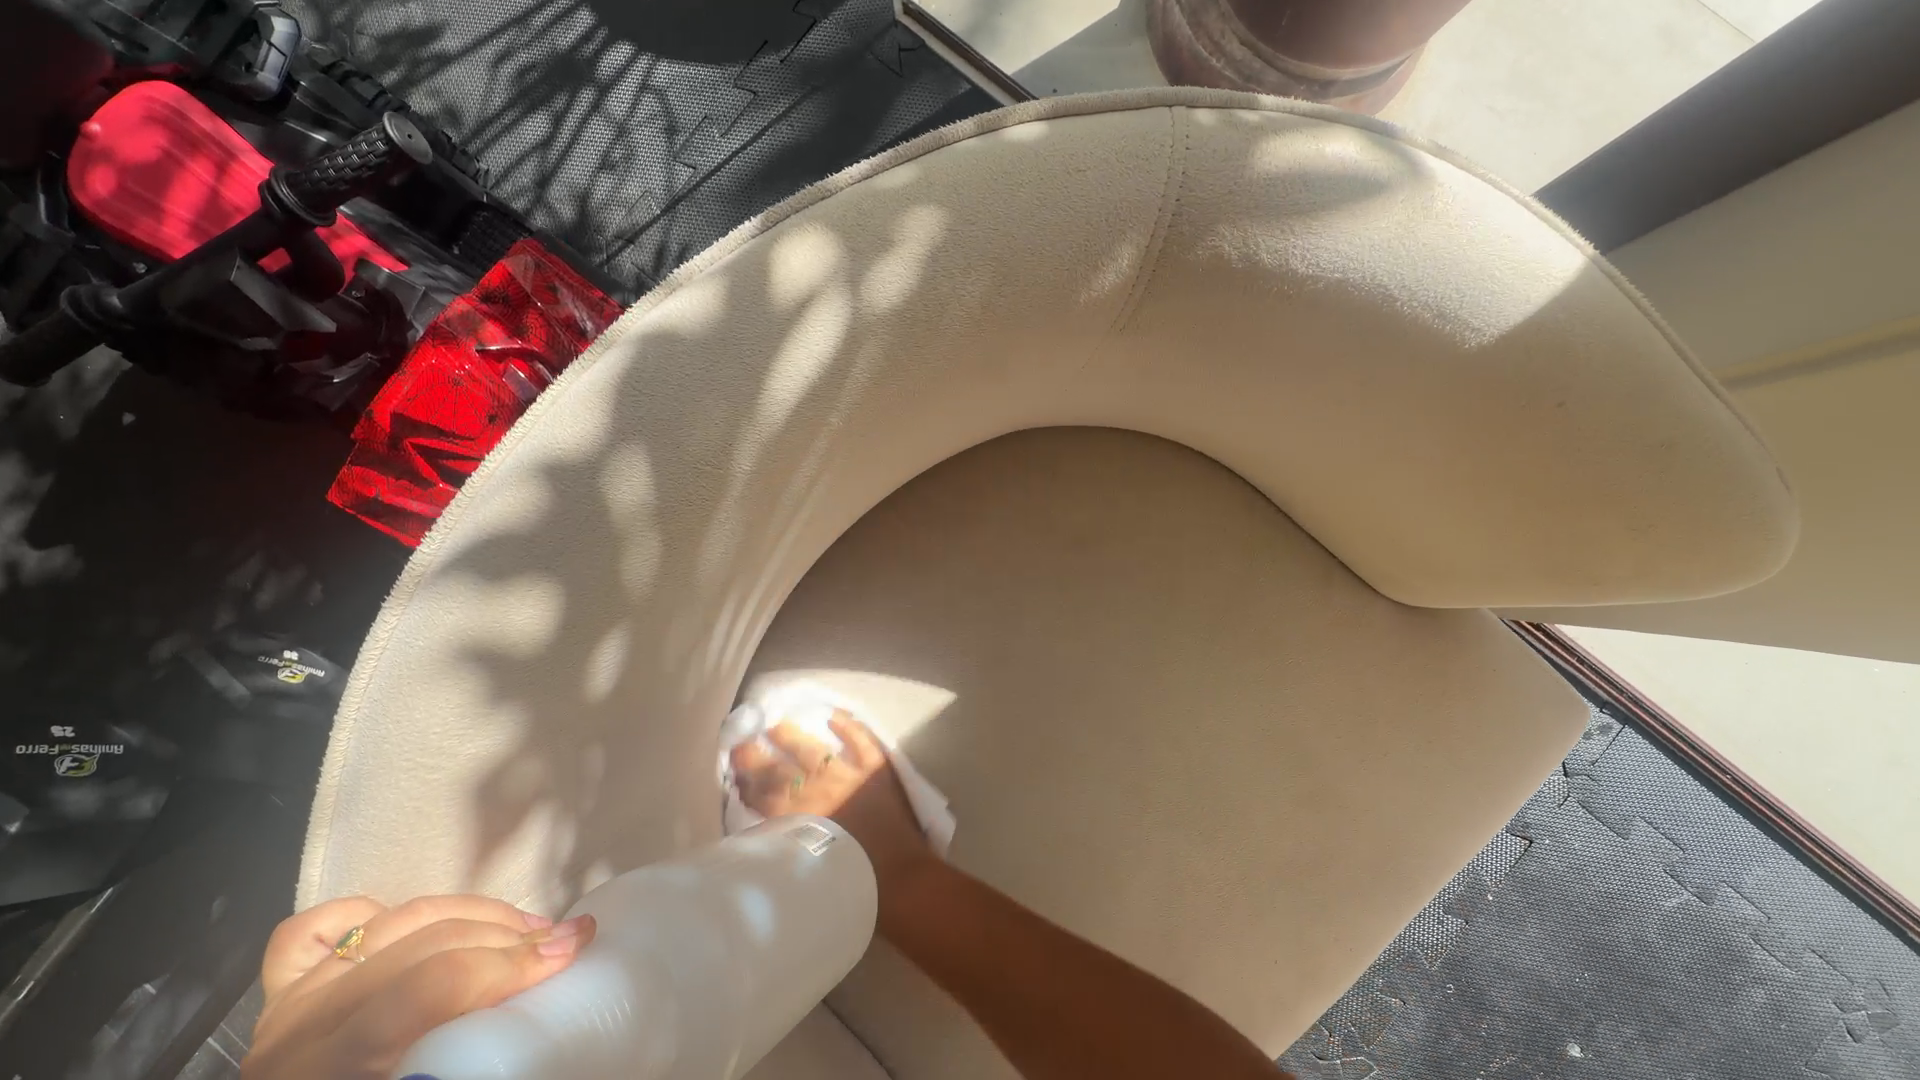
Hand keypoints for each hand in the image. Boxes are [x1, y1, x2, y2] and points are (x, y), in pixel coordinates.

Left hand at [241, 894, 595, 1078]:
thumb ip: (465, 1060)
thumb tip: (546, 1010)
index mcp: (333, 1066)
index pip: (434, 985)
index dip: (511, 962)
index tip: (571, 951)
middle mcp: (304, 1026)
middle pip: (428, 944)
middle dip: (509, 936)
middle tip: (563, 941)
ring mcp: (291, 1000)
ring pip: (400, 919)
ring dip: (474, 913)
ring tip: (523, 926)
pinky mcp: (283, 988)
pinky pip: (325, 925)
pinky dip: (373, 912)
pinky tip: (420, 924)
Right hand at [730, 711, 932, 887]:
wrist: (899, 881)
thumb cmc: (848, 886)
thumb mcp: (800, 868)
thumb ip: (780, 844)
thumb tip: (761, 829)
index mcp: (795, 818)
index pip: (761, 794)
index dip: (745, 781)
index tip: (731, 769)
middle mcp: (816, 791)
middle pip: (780, 769)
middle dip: (757, 755)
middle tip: (743, 740)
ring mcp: (848, 776)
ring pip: (814, 751)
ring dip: (793, 737)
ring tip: (777, 724)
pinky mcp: (877, 771)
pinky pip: (861, 742)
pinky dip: (848, 728)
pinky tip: (834, 716)